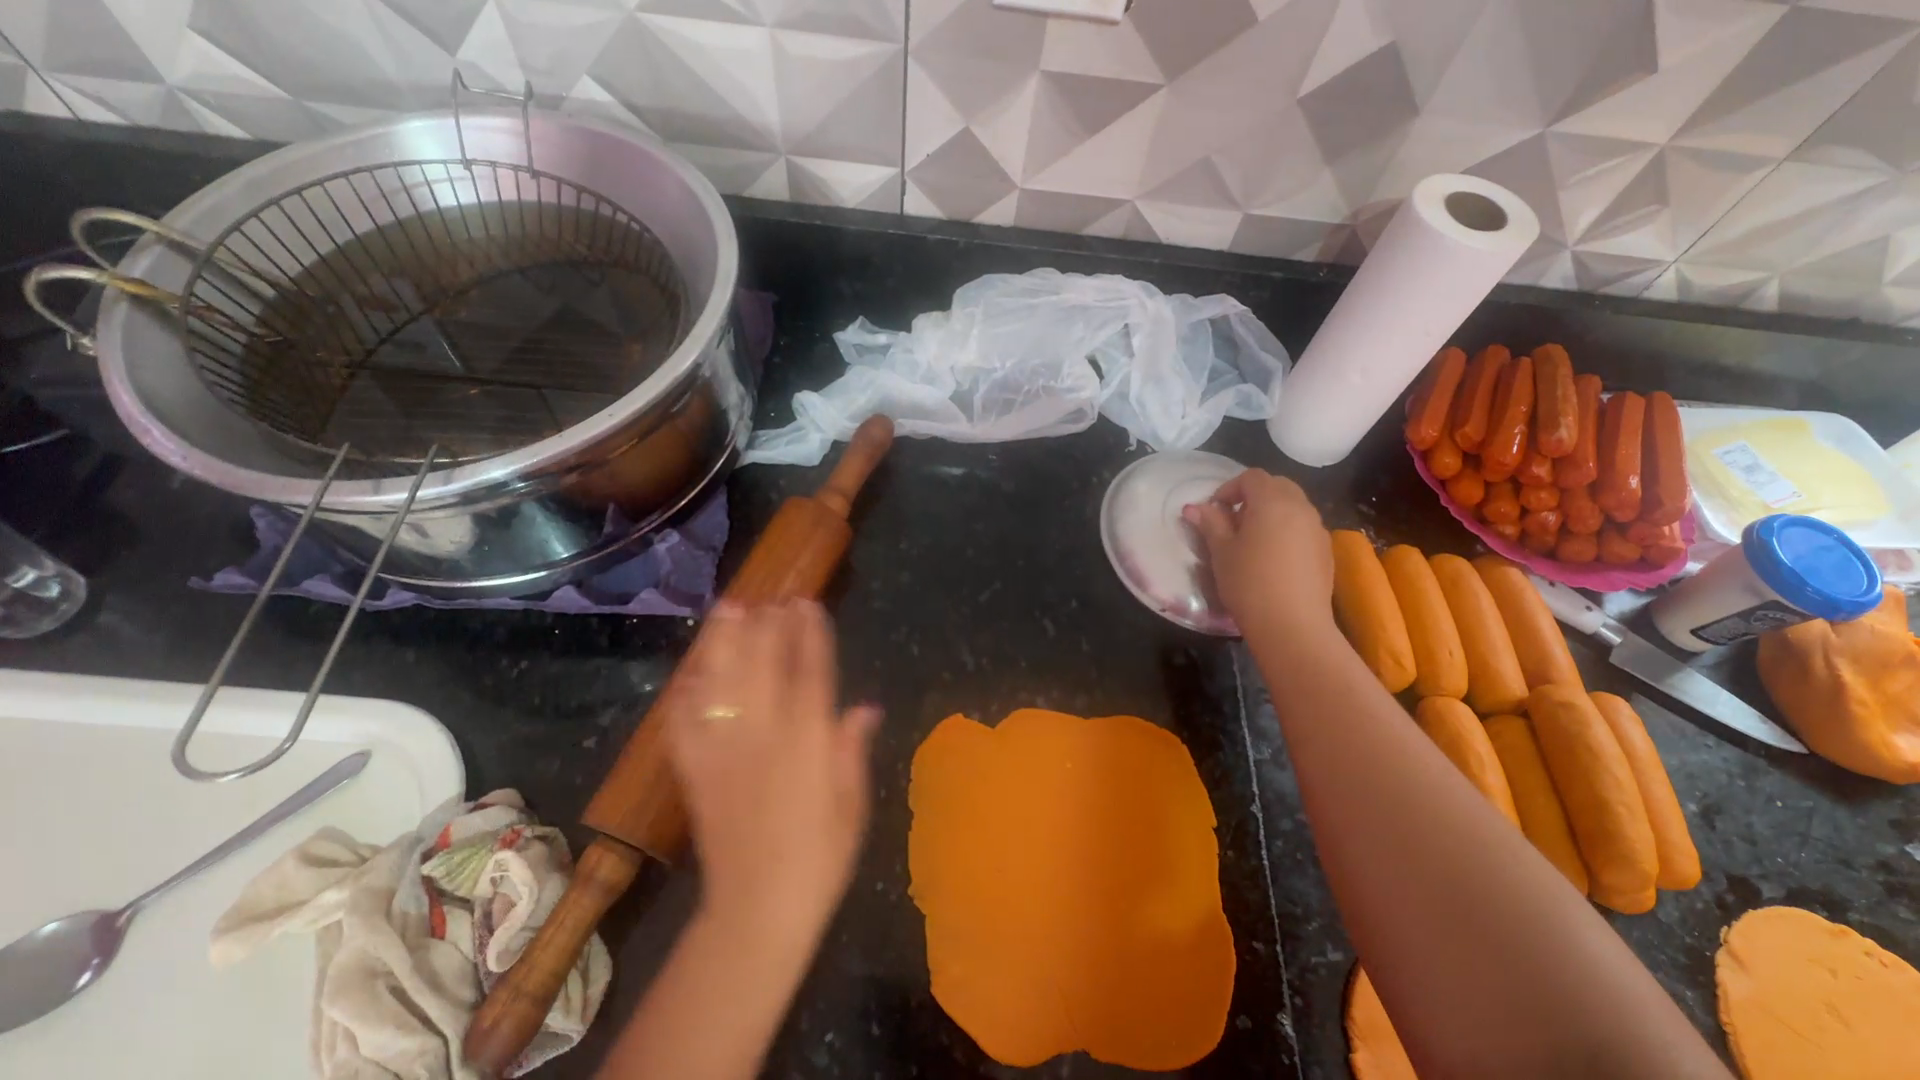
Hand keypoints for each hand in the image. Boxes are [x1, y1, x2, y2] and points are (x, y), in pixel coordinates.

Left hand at [669, 599, 879, 932]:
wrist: (759, 906)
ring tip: (728, 609)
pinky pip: (683, 721)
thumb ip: (851, 750)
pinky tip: (690, 674)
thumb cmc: (820, 857)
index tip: (806, 603)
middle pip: (762, 664)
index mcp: (808, 741)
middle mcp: (764, 733)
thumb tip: (865, 708)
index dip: (809, 633)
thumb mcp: (852, 804)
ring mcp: (723, 749)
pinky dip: (685, 693)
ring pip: (721, 680)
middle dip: (767, 625)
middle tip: (769, 598)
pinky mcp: (694, 770)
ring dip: (723, 641)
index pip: (810, 672)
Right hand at [1182, 469, 1336, 639]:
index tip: (1214, 510)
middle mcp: (1301, 508)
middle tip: (1233, 521)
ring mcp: (1318, 530)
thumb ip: (1210, 523)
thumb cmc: (1249, 583)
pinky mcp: (1326, 552)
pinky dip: (1287, 531)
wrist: (1293, 626)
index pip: (1251, 477)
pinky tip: (1274, 559)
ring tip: (1252, 540)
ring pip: (1294, 507)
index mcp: (1272, 501)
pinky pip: (1304, 528)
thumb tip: (1194, 507)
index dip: (1229, 488)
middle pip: (1277, 486)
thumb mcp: (1221, 552)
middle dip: (1253, 496)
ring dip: (1272, 513)